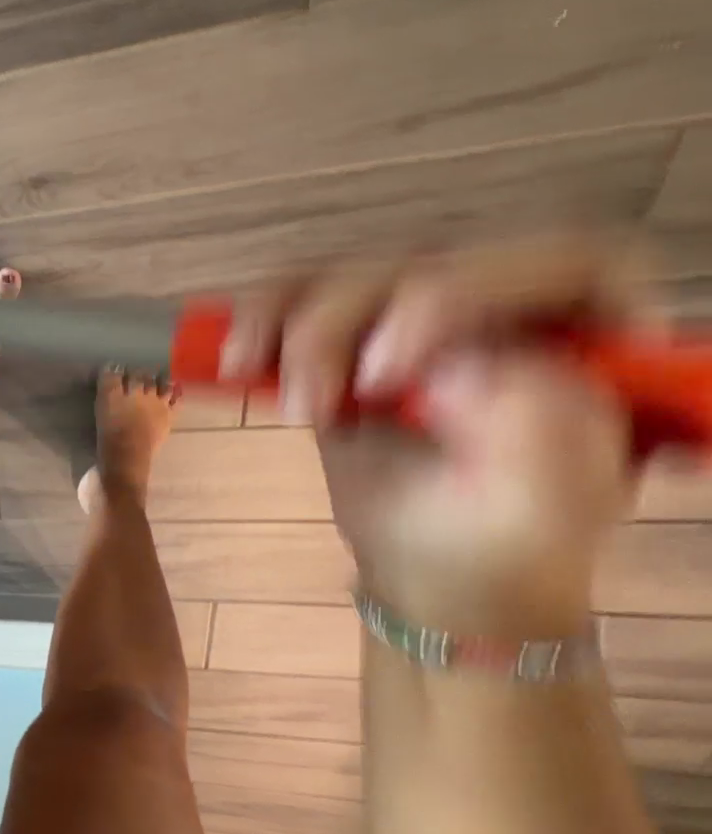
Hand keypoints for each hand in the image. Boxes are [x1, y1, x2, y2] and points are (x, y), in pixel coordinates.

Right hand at [223, 236, 653, 638]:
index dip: (457, 296)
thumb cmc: (498, 547)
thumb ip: (536, 423)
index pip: (547, 264)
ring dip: (286, 328)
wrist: (433, 570)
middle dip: (342, 328)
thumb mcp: (542, 505)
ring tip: (278, 402)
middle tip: (311, 409)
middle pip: (418, 263)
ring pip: (342, 276)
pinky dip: (256, 324)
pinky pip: (292, 300)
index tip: (383, 374)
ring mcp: (419, 319)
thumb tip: (458, 364)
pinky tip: (238, 364)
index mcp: (595, 336)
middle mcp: (510, 310)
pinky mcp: (349, 335)